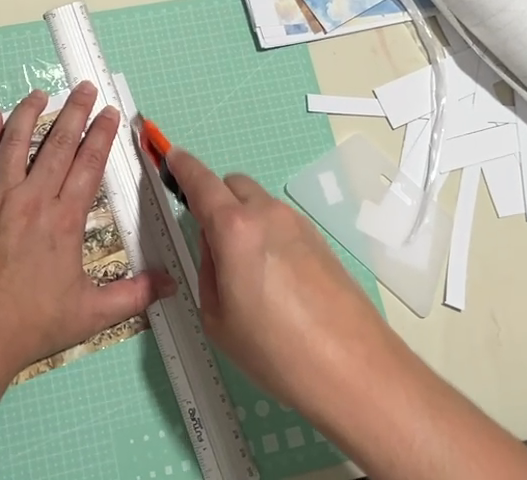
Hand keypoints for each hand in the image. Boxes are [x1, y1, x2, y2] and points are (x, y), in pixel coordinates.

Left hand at [0, 83, 172, 378]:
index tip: (110, 113)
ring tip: (41, 93)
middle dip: (74, 112)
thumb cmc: (35, 323)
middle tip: (85, 88)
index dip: (101, 135)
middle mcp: (33, 199)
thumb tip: (171, 285)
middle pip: (57, 144)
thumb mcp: (92, 314)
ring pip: (15, 143)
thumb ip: (133, 295)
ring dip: (29, 114)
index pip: (88, 164)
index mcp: (64, 219)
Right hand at [168, 146, 400, 418]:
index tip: (172, 156)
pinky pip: (281, 224)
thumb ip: (209, 270)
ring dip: (244, 220)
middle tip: (211, 242)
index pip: (200, 181)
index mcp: (234, 228)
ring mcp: (298, 224)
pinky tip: (277, 284)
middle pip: (232, 184)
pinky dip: (268, 236)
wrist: (354, 369)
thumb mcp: (217, 318)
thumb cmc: (274, 350)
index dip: (182, 165)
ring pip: (259, 205)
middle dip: (215, 198)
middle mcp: (267, 214)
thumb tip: (217, 250)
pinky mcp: (320, 241)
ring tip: (248, 275)